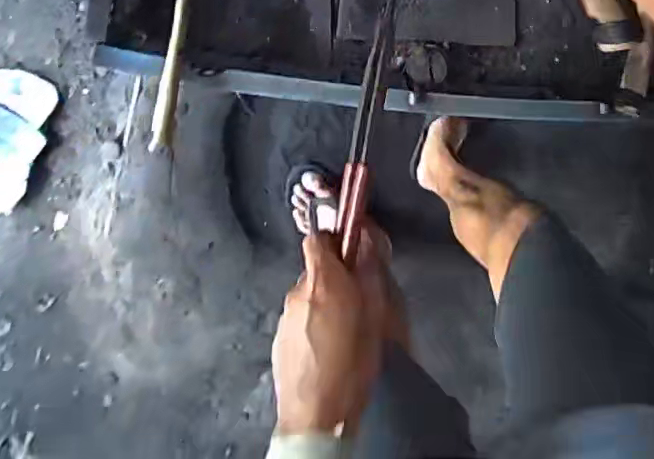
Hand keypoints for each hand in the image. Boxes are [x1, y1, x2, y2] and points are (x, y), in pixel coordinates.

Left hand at [271, 229, 388, 435]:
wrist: (316, 417)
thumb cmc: (353, 361)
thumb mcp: (375, 311)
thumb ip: (370, 269)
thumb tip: (366, 236)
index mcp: (322, 280)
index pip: (316, 238)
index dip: (333, 239)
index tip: (350, 250)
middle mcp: (297, 292)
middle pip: (315, 268)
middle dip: (334, 275)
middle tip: (356, 296)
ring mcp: (284, 318)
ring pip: (307, 294)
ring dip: (323, 300)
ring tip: (343, 327)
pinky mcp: (278, 341)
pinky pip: (299, 317)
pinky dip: (312, 322)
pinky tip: (326, 346)